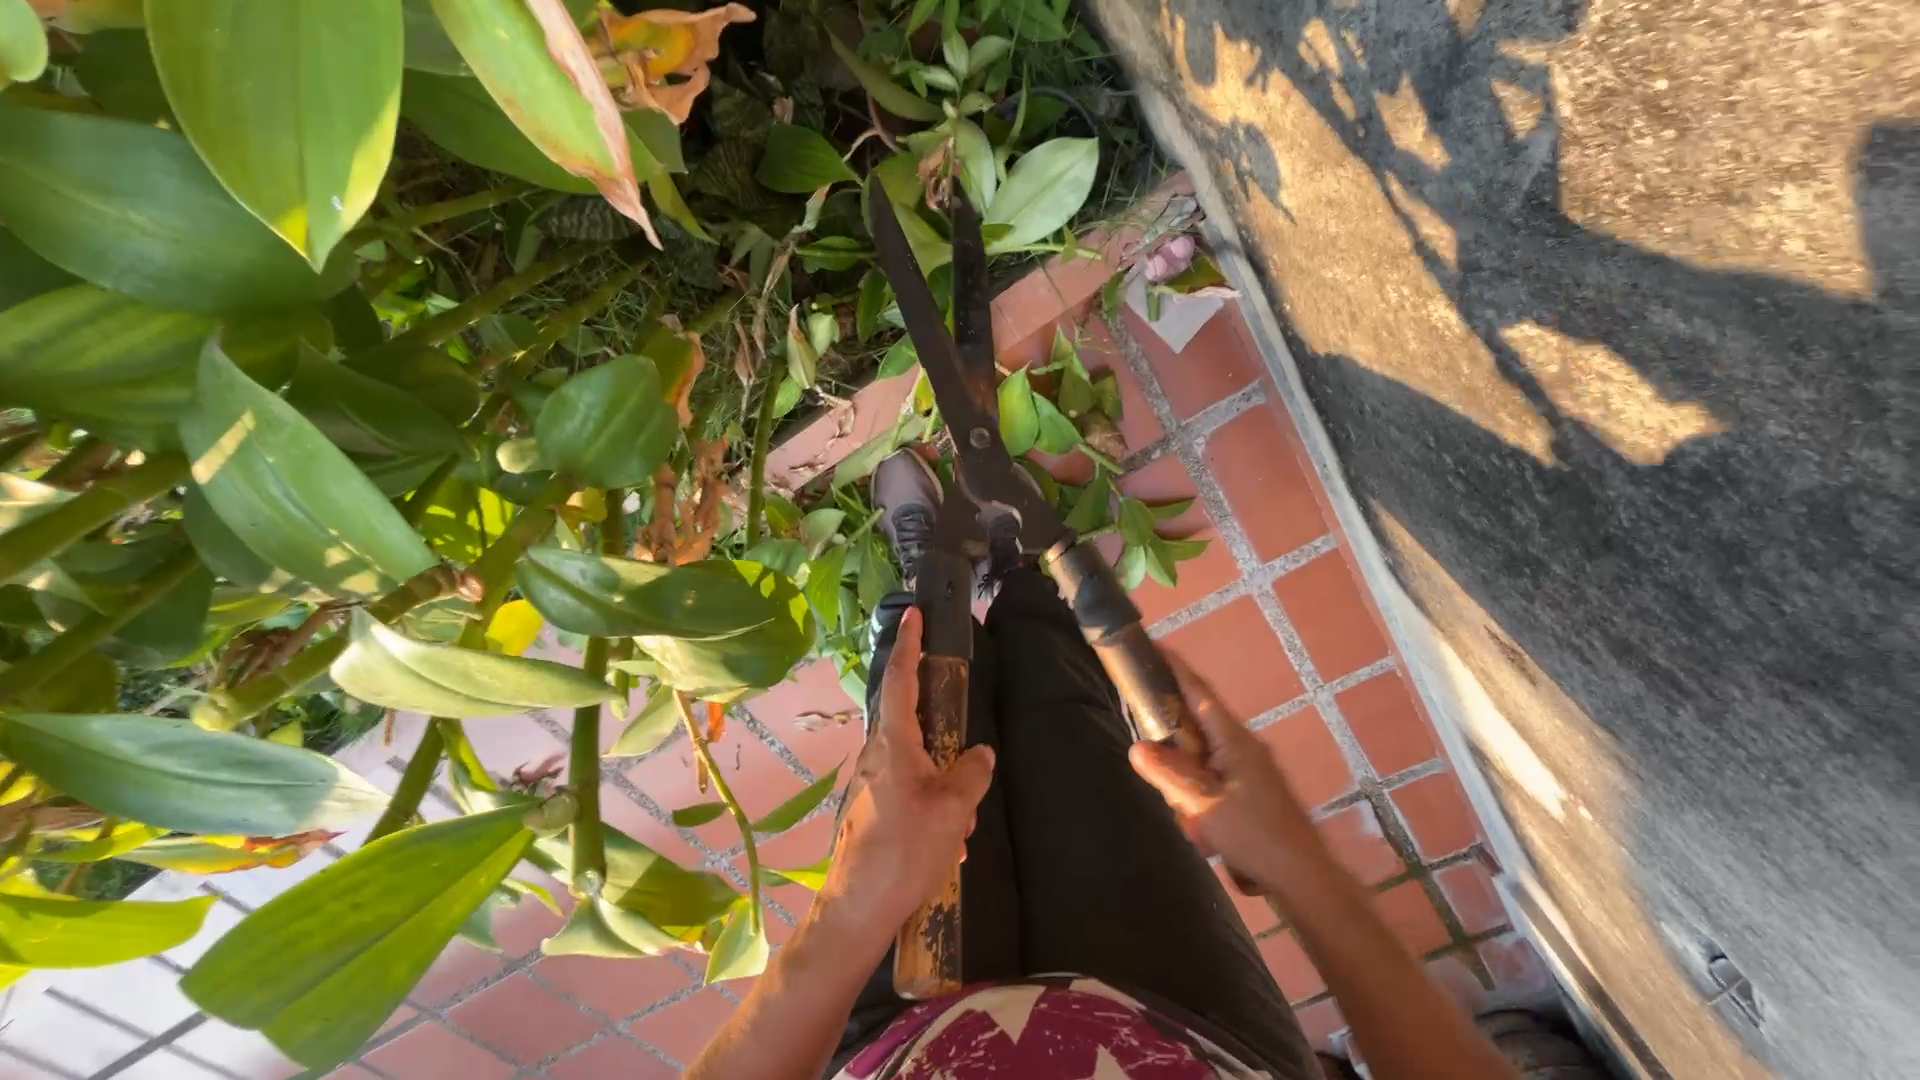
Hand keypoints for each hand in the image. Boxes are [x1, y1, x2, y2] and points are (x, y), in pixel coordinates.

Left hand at [818, 608, 994, 933]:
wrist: (858, 908)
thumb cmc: (905, 849)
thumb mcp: (953, 810)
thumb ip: (971, 773)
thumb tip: (980, 754)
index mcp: (893, 744)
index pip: (901, 679)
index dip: (910, 645)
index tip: (914, 614)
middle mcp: (875, 756)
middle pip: (910, 725)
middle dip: (942, 738)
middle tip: (963, 767)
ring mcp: (868, 785)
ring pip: (914, 767)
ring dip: (941, 787)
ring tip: (958, 829)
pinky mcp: (868, 810)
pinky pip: (907, 794)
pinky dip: (931, 809)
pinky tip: (946, 844)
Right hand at [1128, 658, 1319, 891]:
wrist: (1304, 877)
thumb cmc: (1255, 834)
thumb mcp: (1203, 804)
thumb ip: (1169, 774)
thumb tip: (1137, 747)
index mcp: (1233, 738)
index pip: (1198, 692)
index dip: (1175, 668)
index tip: (1152, 645)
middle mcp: (1243, 745)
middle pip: (1197, 720)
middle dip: (1170, 726)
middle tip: (1143, 731)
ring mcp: (1249, 768)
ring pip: (1202, 753)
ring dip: (1183, 770)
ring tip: (1176, 800)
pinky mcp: (1250, 791)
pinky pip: (1212, 776)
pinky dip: (1195, 789)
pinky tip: (1193, 819)